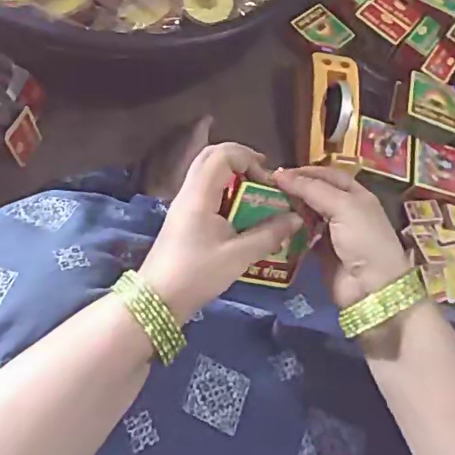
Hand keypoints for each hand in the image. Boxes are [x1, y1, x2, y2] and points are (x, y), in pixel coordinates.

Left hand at [138, 143, 302, 319]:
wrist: (157, 300)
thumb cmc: (196, 275)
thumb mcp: (238, 256)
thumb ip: (269, 234)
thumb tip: (296, 218)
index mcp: (199, 194)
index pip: (223, 154)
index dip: (249, 159)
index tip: (268, 182)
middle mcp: (189, 191)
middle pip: (212, 156)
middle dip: (242, 160)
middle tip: (264, 177)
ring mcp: (183, 203)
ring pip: (207, 171)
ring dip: (233, 174)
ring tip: (256, 193)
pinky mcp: (183, 216)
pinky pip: (205, 188)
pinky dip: (225, 189)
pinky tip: (239, 211)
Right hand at [273, 166, 410, 306]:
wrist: (371, 287)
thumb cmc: (363, 238)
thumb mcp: (342, 206)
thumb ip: (312, 189)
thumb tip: (281, 175)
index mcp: (356, 194)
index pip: (328, 175)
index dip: (306, 171)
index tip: (280, 172)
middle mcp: (345, 210)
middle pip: (317, 192)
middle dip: (296, 188)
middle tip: (269, 186)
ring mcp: (333, 231)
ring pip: (308, 212)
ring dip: (291, 207)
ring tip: (268, 202)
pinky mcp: (321, 251)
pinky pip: (303, 233)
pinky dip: (291, 227)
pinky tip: (276, 223)